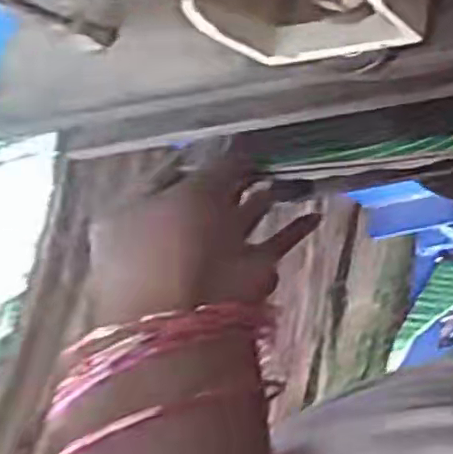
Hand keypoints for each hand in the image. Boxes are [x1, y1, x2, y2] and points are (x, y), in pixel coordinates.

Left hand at [85, 151, 319, 324]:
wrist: (193, 314)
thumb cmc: (177, 244)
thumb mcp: (194, 192)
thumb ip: (222, 165)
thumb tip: (241, 143)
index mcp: (137, 210)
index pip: (174, 171)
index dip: (207, 154)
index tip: (242, 139)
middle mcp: (170, 231)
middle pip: (210, 194)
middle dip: (243, 174)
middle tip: (274, 154)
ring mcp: (207, 252)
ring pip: (242, 216)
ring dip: (269, 197)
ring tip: (297, 177)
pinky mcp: (242, 270)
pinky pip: (272, 242)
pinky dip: (294, 229)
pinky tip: (315, 214)